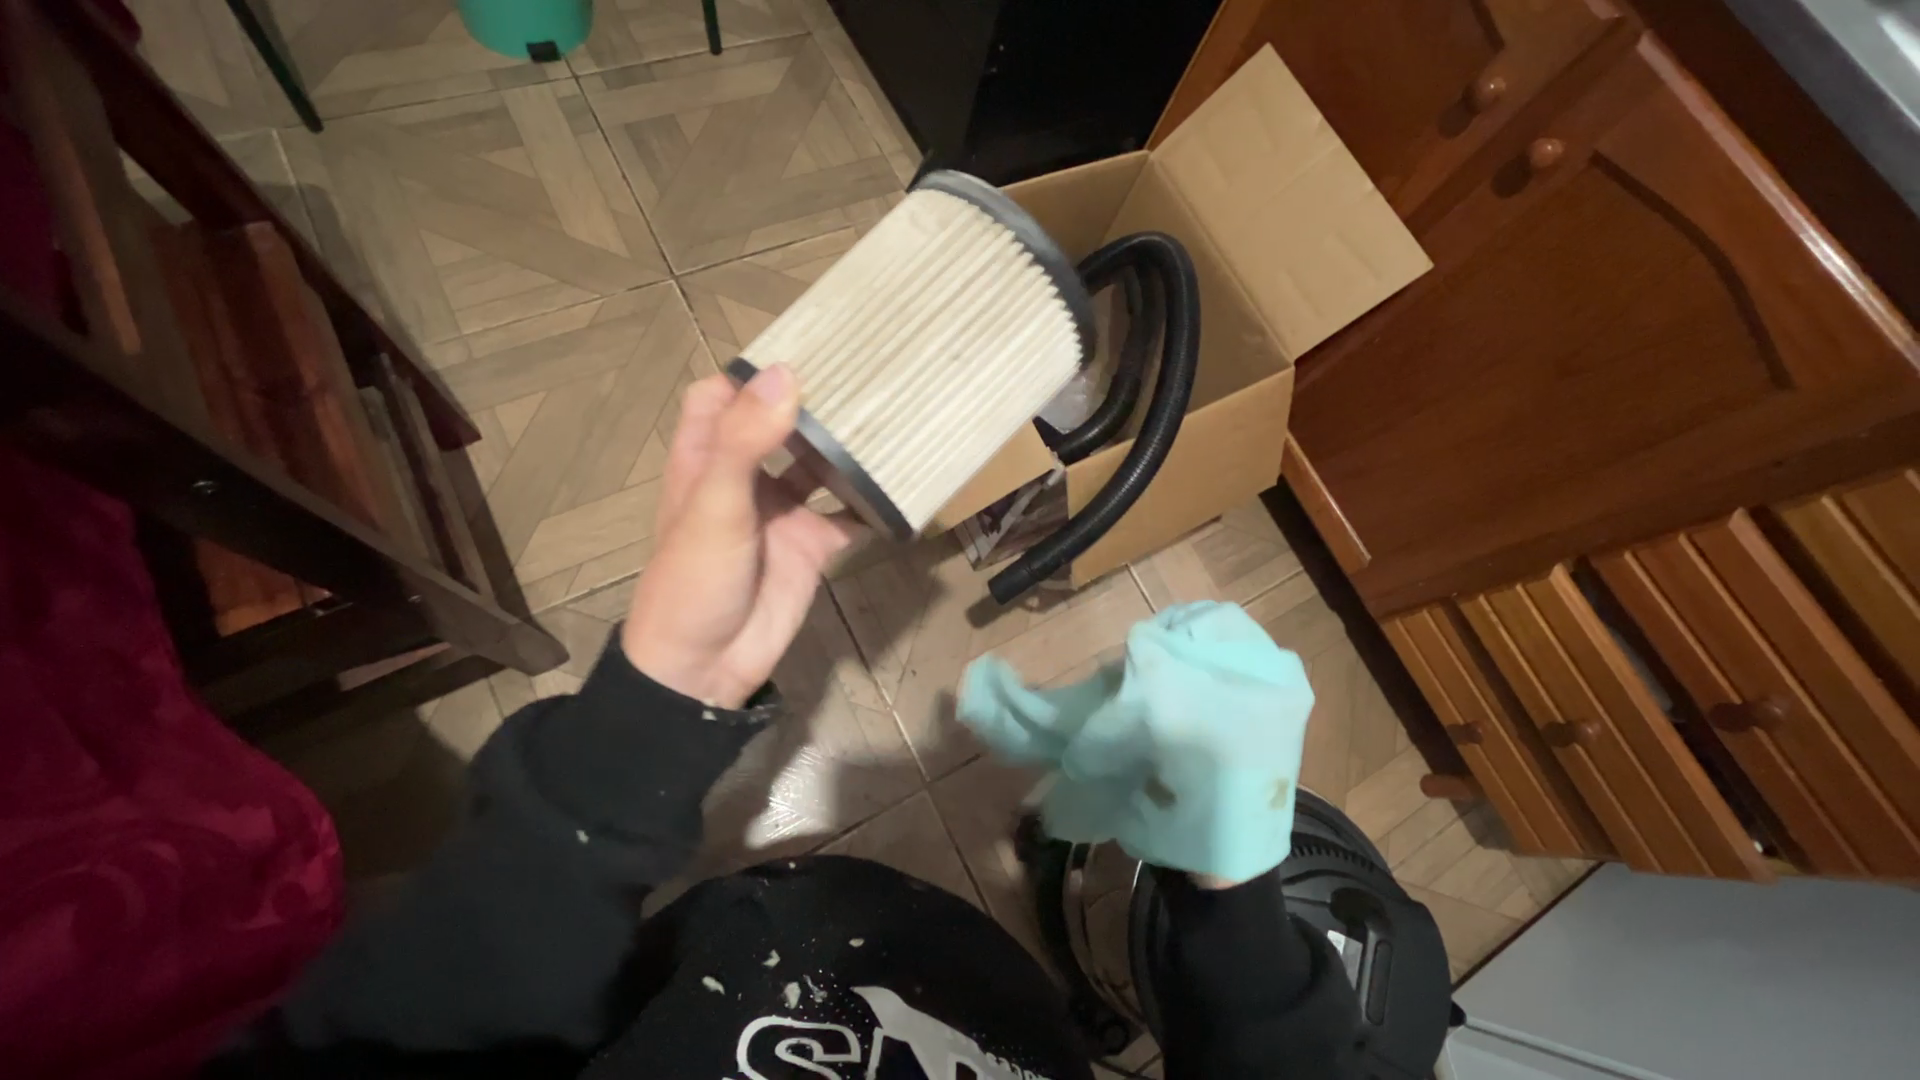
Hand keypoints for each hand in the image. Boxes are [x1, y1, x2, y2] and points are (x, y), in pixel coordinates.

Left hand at [621, 366, 860, 707]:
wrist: (707, 666)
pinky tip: (905, 484)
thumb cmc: (694, 579)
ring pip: (821, 466)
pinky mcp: (813, 545)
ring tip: (894, 412)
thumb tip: (788, 374)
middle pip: (781, 424)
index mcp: (707, 457)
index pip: (723, 395)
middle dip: (816, 401)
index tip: (804, 345)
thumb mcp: (713, 505)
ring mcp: (783, 512)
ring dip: (850, 447)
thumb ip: (745, 441)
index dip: (754, 372)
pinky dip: (874, 502)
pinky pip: (850, 515)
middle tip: (868, 369)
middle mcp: (747, 476)